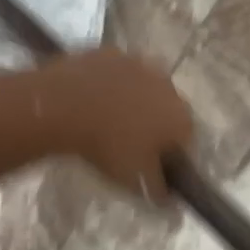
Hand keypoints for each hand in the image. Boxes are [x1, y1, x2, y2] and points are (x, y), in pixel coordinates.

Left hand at [38, 49, 193, 202]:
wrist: (64, 105)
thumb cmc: (108, 146)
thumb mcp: (137, 182)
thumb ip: (161, 192)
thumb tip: (171, 199)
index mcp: (180, 116)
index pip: (186, 139)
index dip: (169, 154)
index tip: (151, 164)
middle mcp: (166, 83)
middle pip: (166, 107)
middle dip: (153, 122)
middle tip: (129, 140)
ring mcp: (136, 61)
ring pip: (142, 85)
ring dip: (132, 98)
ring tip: (107, 117)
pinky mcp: (109, 50)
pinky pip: (116, 71)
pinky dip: (109, 82)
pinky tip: (91, 97)